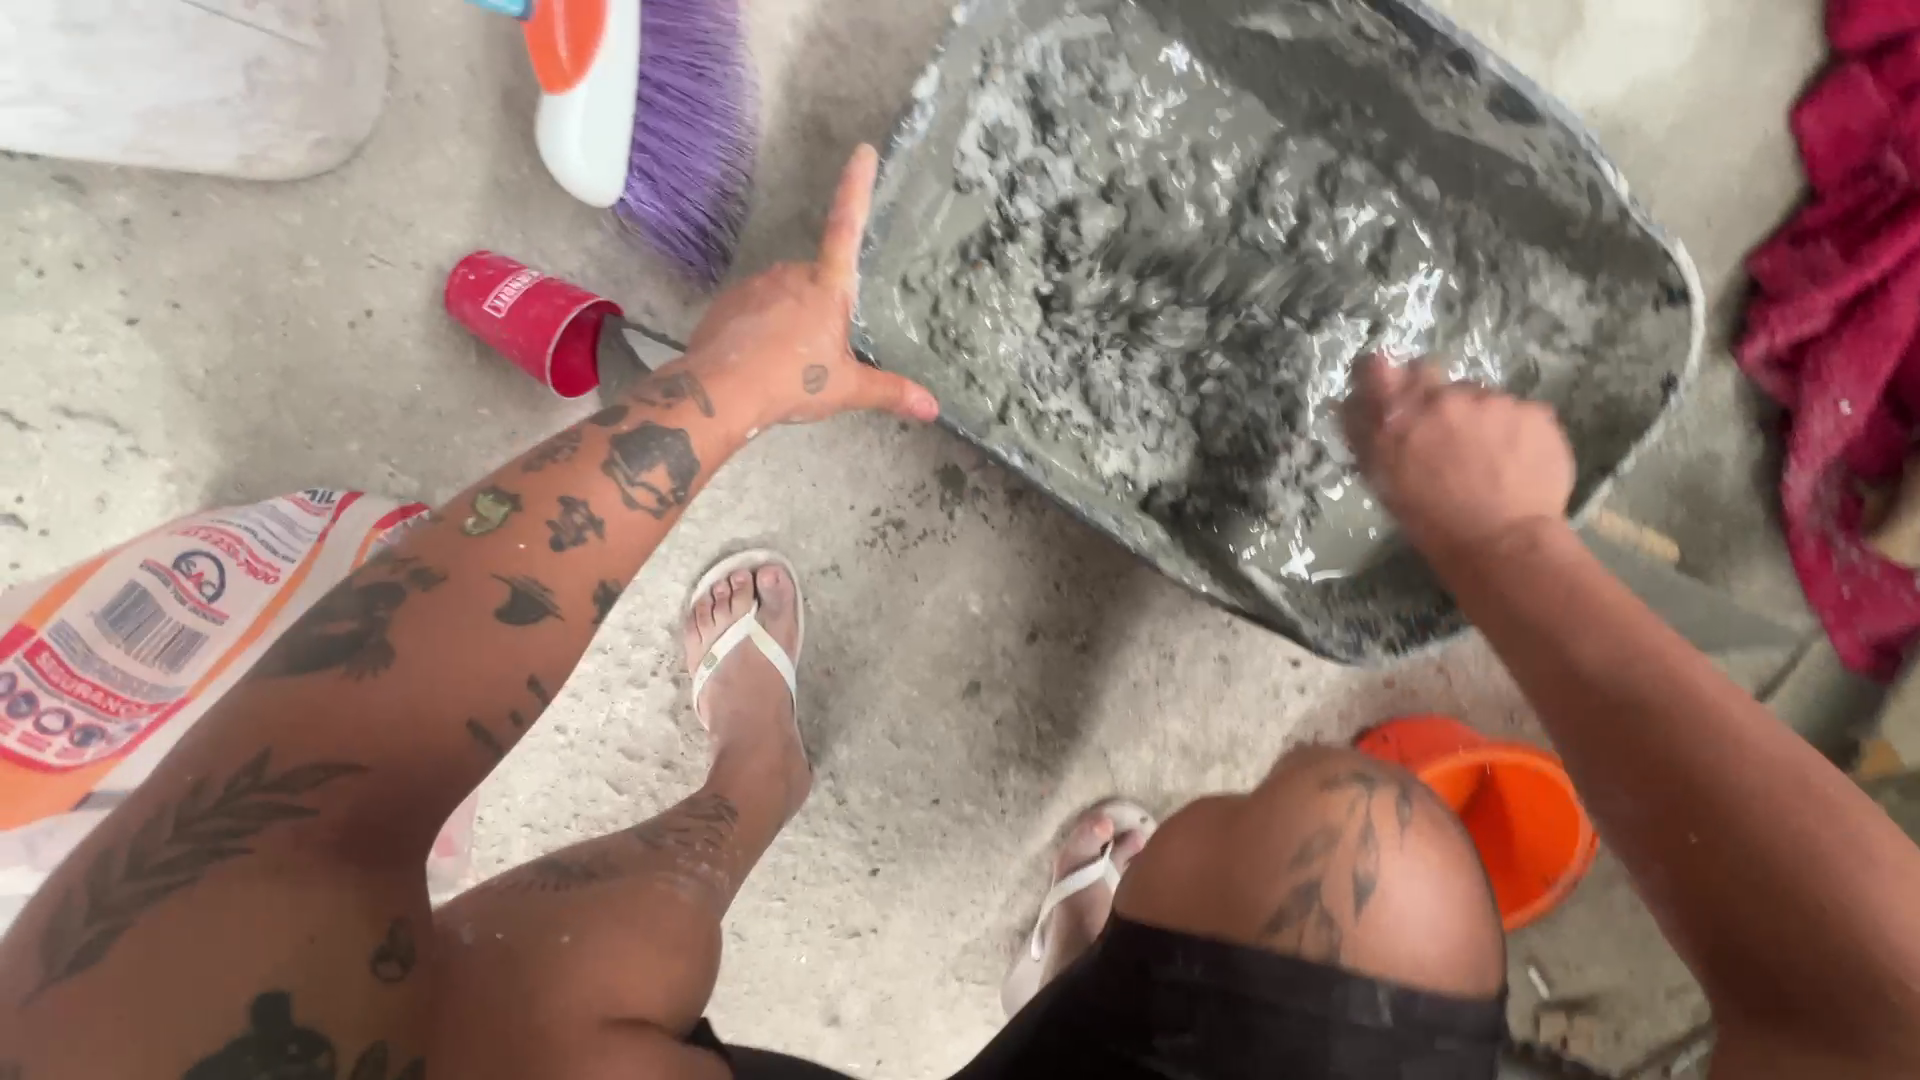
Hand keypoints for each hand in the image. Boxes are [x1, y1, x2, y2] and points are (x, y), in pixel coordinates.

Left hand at [684, 144, 938, 427]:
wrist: (722, 392)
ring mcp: (757, 284)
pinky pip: (757, 308)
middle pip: (818, 280)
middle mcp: (791, 273)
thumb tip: (932, 408)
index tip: (863, 153)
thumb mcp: (847, 389)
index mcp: (828, 286)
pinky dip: (765, 329)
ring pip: (787, 295)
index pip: (848, 226)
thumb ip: (890, 392)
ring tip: (791, 364)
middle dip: (823, 310)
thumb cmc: (791, 382)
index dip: (857, 188)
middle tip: (821, 354)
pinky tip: (765, 360)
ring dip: (793, 320)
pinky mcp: (730, 301)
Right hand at [1340, 355, 1574, 567]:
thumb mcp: (1380, 478)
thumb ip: (1365, 434)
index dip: (1379, 373)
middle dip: (1431, 397)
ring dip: (1475, 416)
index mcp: (1397, 417)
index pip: (1375, 367)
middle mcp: (1441, 398)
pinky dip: (1512, 430)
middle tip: (1441, 434)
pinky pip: (1516, 411)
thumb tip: (1350, 402)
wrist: (1500, 540)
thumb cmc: (1427, 517)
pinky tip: (1512, 461)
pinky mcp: (1533, 411)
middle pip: (1430, 375)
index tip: (1385, 386)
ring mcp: (1491, 401)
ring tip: (1484, 456)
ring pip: (1477, 396)